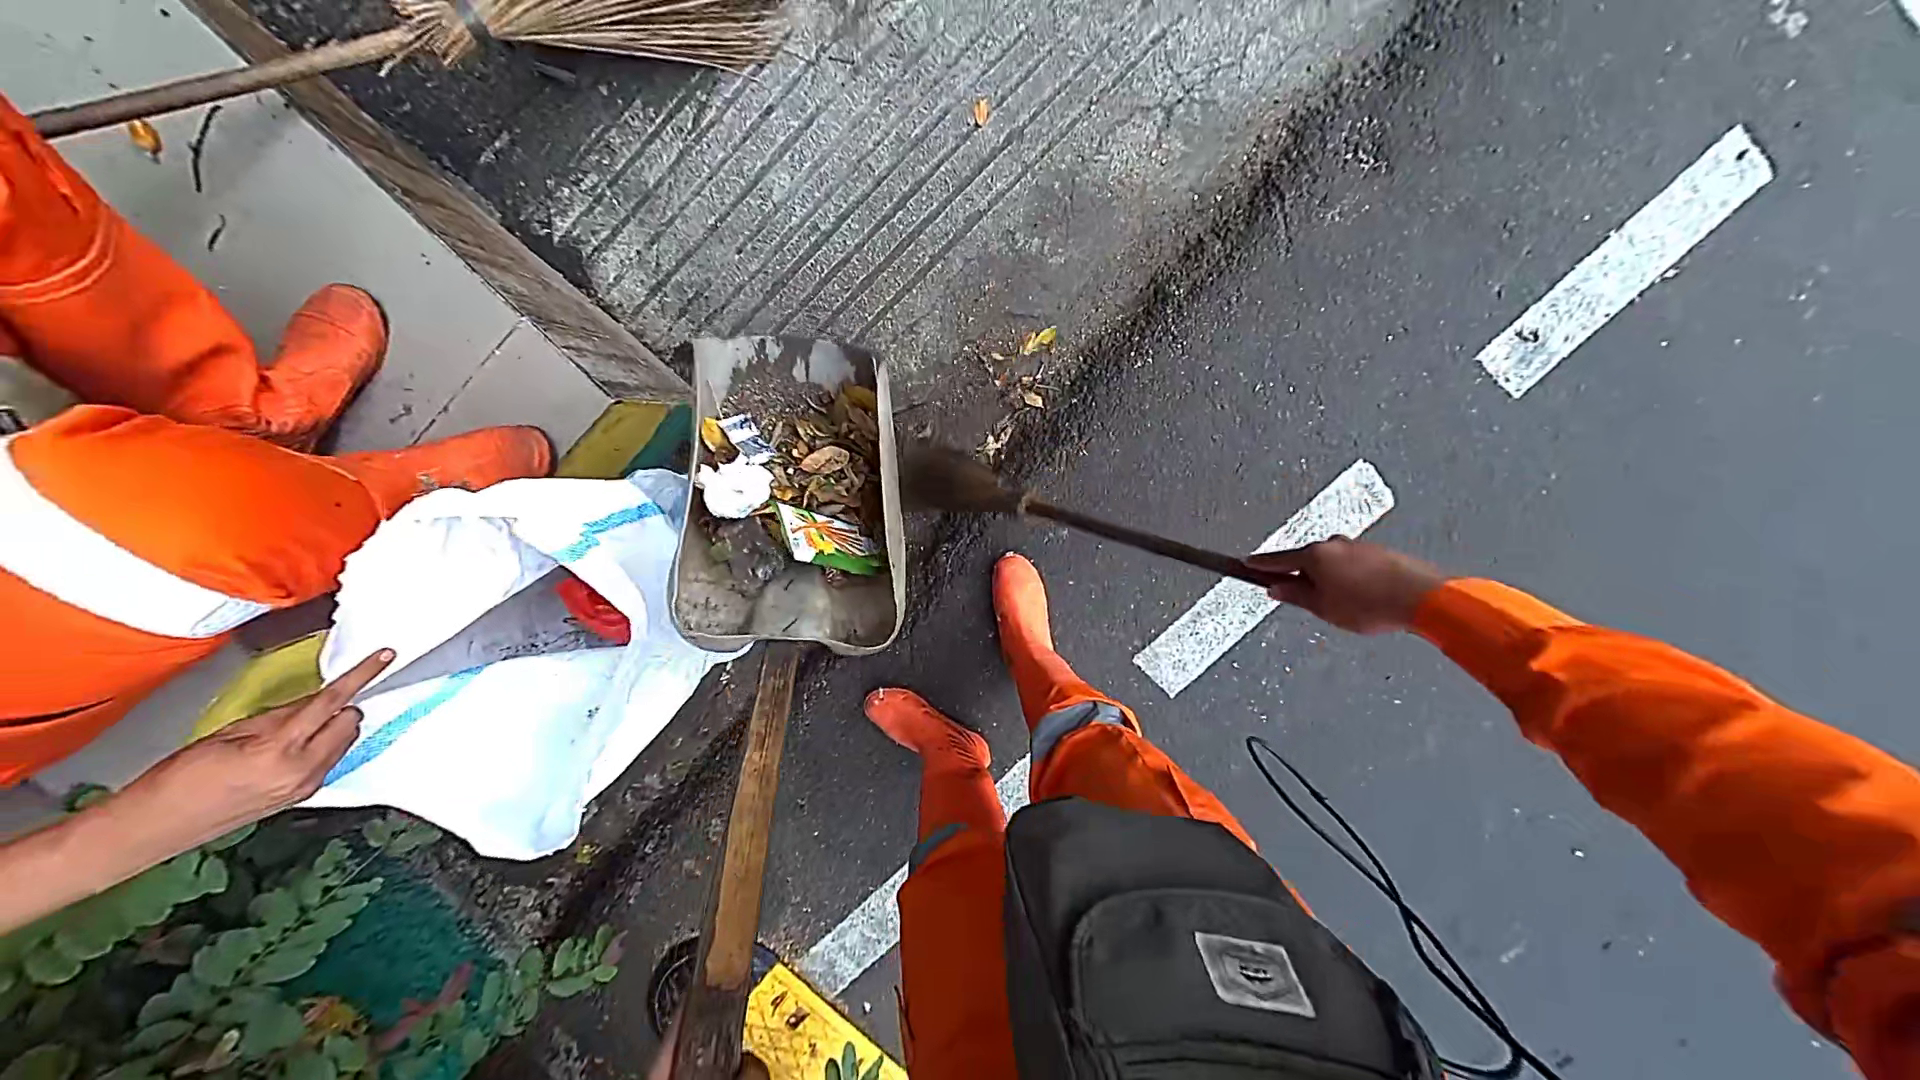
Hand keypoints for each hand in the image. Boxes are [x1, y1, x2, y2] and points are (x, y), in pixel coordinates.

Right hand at [124, 649, 395, 848]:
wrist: (148, 829)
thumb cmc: (175, 780)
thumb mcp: (227, 734)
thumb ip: (280, 715)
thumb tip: (313, 699)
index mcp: (279, 750)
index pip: (333, 702)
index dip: (362, 675)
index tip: (385, 657)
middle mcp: (303, 769)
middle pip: (351, 722)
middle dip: (340, 708)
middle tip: (308, 708)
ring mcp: (307, 785)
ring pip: (346, 740)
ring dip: (333, 728)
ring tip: (291, 733)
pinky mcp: (305, 795)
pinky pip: (333, 760)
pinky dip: (324, 747)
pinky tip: (293, 751)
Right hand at [1246, 538, 1445, 634]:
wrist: (1424, 598)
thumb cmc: (1372, 603)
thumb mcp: (1322, 607)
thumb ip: (1295, 595)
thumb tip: (1277, 588)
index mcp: (1314, 555)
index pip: (1277, 559)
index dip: (1260, 564)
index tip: (1247, 563)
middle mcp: (1335, 545)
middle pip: (1305, 560)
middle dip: (1300, 576)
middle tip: (1300, 597)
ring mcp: (1359, 547)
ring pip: (1331, 563)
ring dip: (1328, 580)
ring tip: (1338, 605)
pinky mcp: (1380, 554)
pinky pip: (1353, 566)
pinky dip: (1349, 579)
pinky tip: (1360, 598)